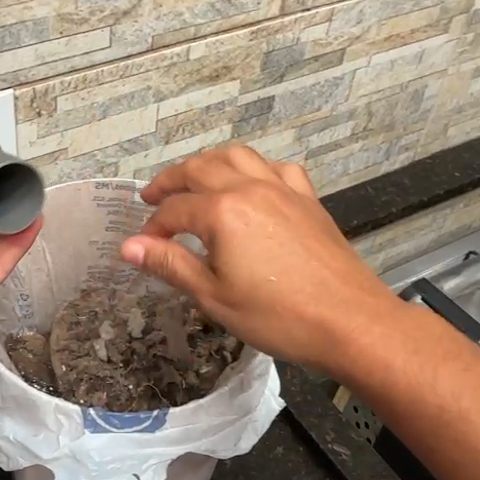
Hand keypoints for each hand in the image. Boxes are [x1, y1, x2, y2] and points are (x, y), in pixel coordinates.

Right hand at [119, 146, 395, 370]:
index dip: (153, 228)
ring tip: (193, 179)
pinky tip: (251, 185)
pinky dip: (255, 169)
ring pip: (237, 156)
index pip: (174, 210)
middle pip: (199, 169)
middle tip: (152, 197)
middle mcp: (250, 189)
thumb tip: (128, 247)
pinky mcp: (308, 200)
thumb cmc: (278, 317)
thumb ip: (170, 264)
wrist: (351, 323)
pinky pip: (276, 168)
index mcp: (222, 212)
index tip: (144, 247)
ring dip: (208, 163)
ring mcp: (283, 190)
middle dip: (171, 181)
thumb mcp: (213, 297)